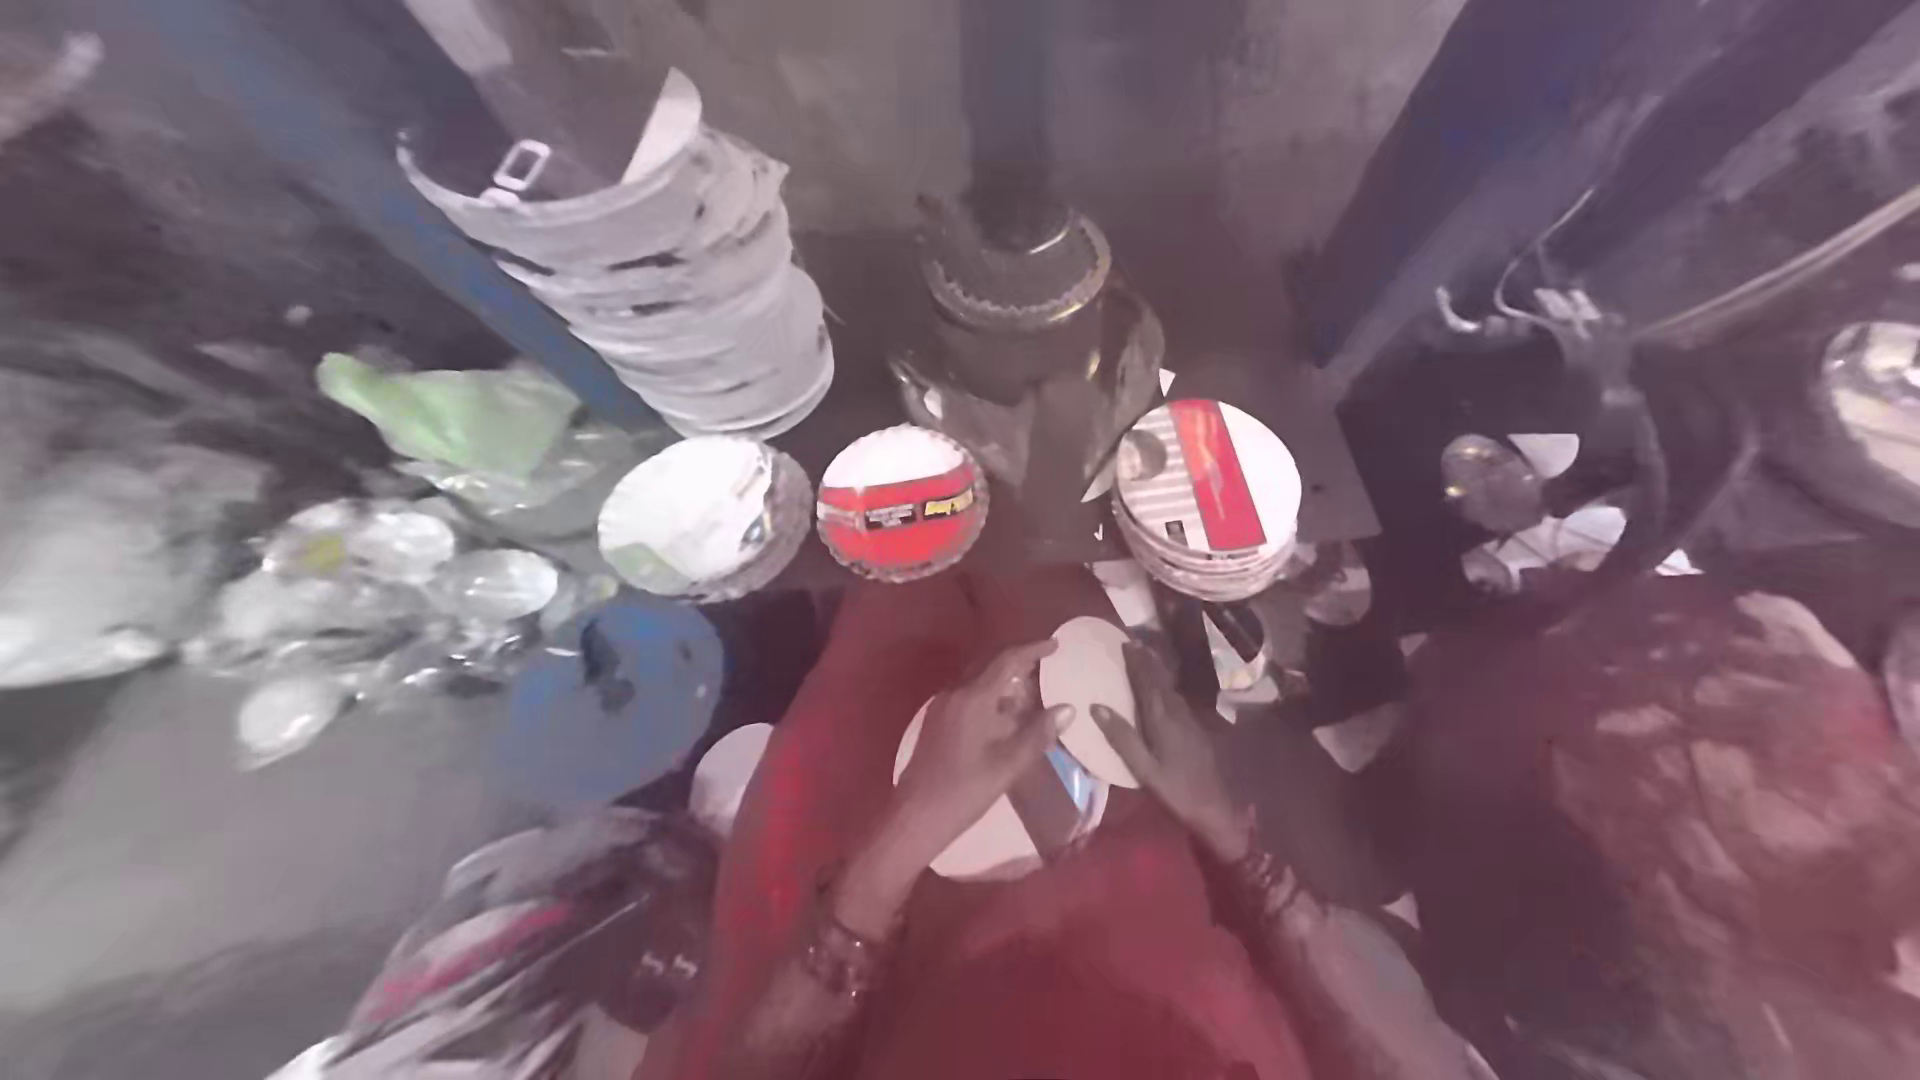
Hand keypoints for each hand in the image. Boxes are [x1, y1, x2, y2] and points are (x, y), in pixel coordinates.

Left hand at [833, 640, 1071, 936]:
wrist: (916, 816)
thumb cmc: (965, 791)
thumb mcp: (1008, 764)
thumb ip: (1038, 733)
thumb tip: (1067, 708)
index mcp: (972, 697)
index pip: (1006, 660)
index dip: (1032, 649)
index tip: (1055, 645)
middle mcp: (955, 692)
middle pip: (989, 663)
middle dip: (1018, 659)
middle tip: (1046, 663)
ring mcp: (943, 705)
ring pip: (978, 678)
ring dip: (1003, 677)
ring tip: (1032, 687)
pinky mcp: (938, 719)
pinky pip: (968, 693)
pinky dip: (990, 693)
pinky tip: (1006, 712)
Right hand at [1092, 642, 1252, 861]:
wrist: (1217, 809)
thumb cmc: (1176, 790)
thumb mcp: (1143, 768)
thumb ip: (1121, 737)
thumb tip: (1096, 706)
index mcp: (1162, 719)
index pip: (1147, 682)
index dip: (1137, 662)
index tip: (1125, 644)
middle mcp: (1177, 713)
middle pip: (1161, 680)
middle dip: (1148, 661)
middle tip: (1134, 644)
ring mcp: (1190, 720)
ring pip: (1171, 688)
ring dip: (1158, 671)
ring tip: (1145, 660)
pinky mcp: (1196, 730)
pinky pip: (1177, 698)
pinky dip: (1166, 686)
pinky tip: (1163, 691)